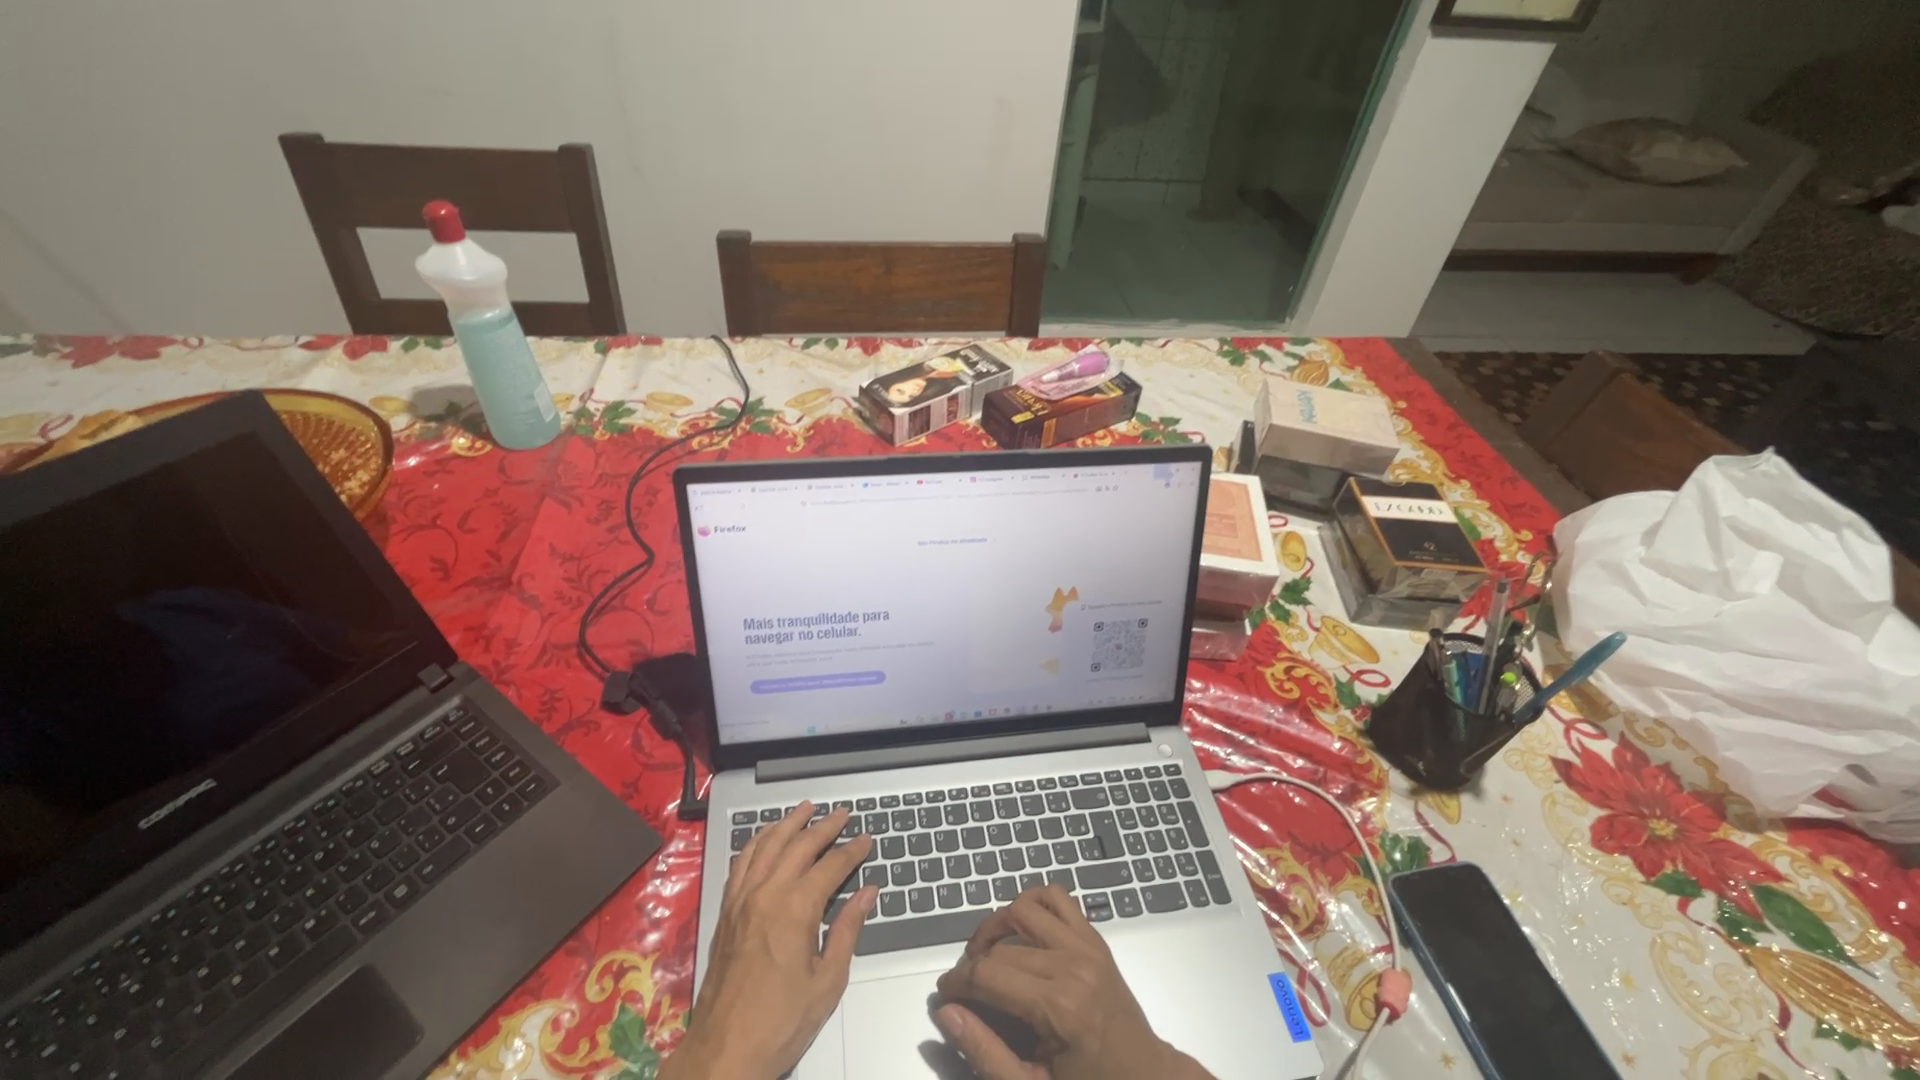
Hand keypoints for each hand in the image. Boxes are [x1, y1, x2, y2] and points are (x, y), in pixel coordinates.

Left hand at [660, 802, 875, 1079]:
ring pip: (766, 845)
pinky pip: (741, 863)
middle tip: (843, 814)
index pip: (831, 866)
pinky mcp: (726, 910)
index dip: (853, 850)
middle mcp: (767, 893)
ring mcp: (741, 899)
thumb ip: (848, 929)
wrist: (725, 1049)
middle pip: (799, 845)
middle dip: (824, 826)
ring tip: (806, 808)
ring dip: (788, 823)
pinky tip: (766, 837)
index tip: (868, 839)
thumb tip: (868, 892)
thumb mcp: (828, 980)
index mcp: (796, 909)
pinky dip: (756, 842)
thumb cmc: (782, 1021)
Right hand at [933, 886, 1212, 1079]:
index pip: (987, 975)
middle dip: (971, 965)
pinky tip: (1020, 930)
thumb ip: (985, 1051)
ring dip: (996, 926)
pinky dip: (1032, 903)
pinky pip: (1056, 897)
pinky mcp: (1094, 937)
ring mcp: (1087, 945)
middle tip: (964, 989)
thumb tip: (946, 1013)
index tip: (945, 996)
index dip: (956, 983)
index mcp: (1058, 1007)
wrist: (1144, 1075)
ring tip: (987, 954)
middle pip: (1001, 947)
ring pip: (1023, 909)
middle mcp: (1073, 965)